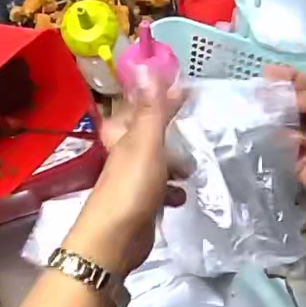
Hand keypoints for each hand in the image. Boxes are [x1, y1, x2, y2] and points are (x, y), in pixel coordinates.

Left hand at [63, 81, 184, 273]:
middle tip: (190, 134)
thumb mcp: (146, 143)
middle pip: (147, 138)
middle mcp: (126, 157)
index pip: (139, 110)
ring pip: (156, 165)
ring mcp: (132, 183)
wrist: (114, 241)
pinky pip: (160, 192)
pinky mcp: (141, 206)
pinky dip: (172, 192)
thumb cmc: (131, 187)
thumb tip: (148, 66)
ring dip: (174, 165)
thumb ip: (151, 109)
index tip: (181, 89)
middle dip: (168, 135)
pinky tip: (182, 197)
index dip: (157, 98)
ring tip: (191, 170)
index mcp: (125, 138)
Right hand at [267, 67, 305, 235]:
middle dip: (280, 96)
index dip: (294, 79)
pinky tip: (269, 130)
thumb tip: (288, 95)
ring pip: (289, 124)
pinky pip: (285, 148)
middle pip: (299, 104)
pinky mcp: (302, 166)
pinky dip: (277, 138)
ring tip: (258, 106)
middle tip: (258, 89)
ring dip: (275, 115)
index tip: (269, 72)